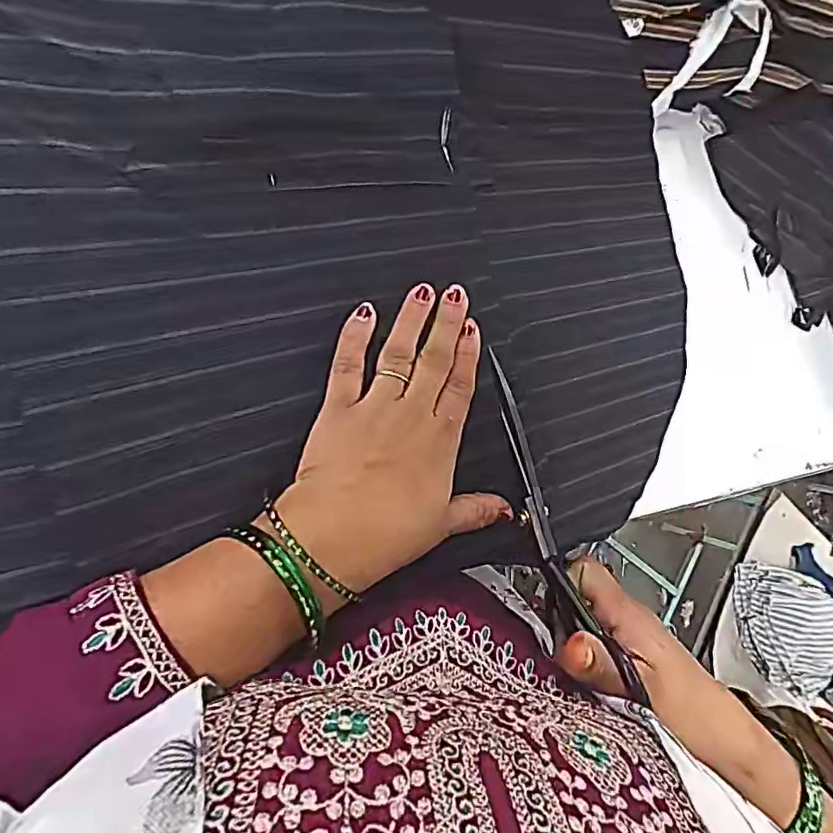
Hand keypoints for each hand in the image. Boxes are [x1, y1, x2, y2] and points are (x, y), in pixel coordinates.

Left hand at [266, 283, 511, 593]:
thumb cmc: (385, 534)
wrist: (332, 539)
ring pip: (399, 354)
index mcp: (439, 442)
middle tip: (455, 296)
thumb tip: (500, 509)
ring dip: (412, 320)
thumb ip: (475, 509)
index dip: (468, 355)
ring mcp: (374, 409)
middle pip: (435, 361)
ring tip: (422, 293)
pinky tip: (364, 315)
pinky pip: (348, 365)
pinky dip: (355, 337)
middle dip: (447, 324)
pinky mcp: (338, 410)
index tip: (473, 330)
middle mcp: (410, 417)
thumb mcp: (441, 524)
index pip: (460, 386)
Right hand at [555, 557, 792, 805]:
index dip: (557, 580)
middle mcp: (629, 623)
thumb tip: (569, 643)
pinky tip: (579, 687)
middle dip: (555, 617)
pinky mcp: (631, 664)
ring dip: (568, 644)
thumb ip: (602, 665)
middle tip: (544, 649)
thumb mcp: (643, 690)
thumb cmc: (697, 715)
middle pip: (578, 597)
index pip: (585, 570)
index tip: (537, 607)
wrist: (728, 743)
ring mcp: (630, 642)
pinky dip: (581, 663)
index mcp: (630, 617)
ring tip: (559, 671)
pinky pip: (595, 648)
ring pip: (585, 624)